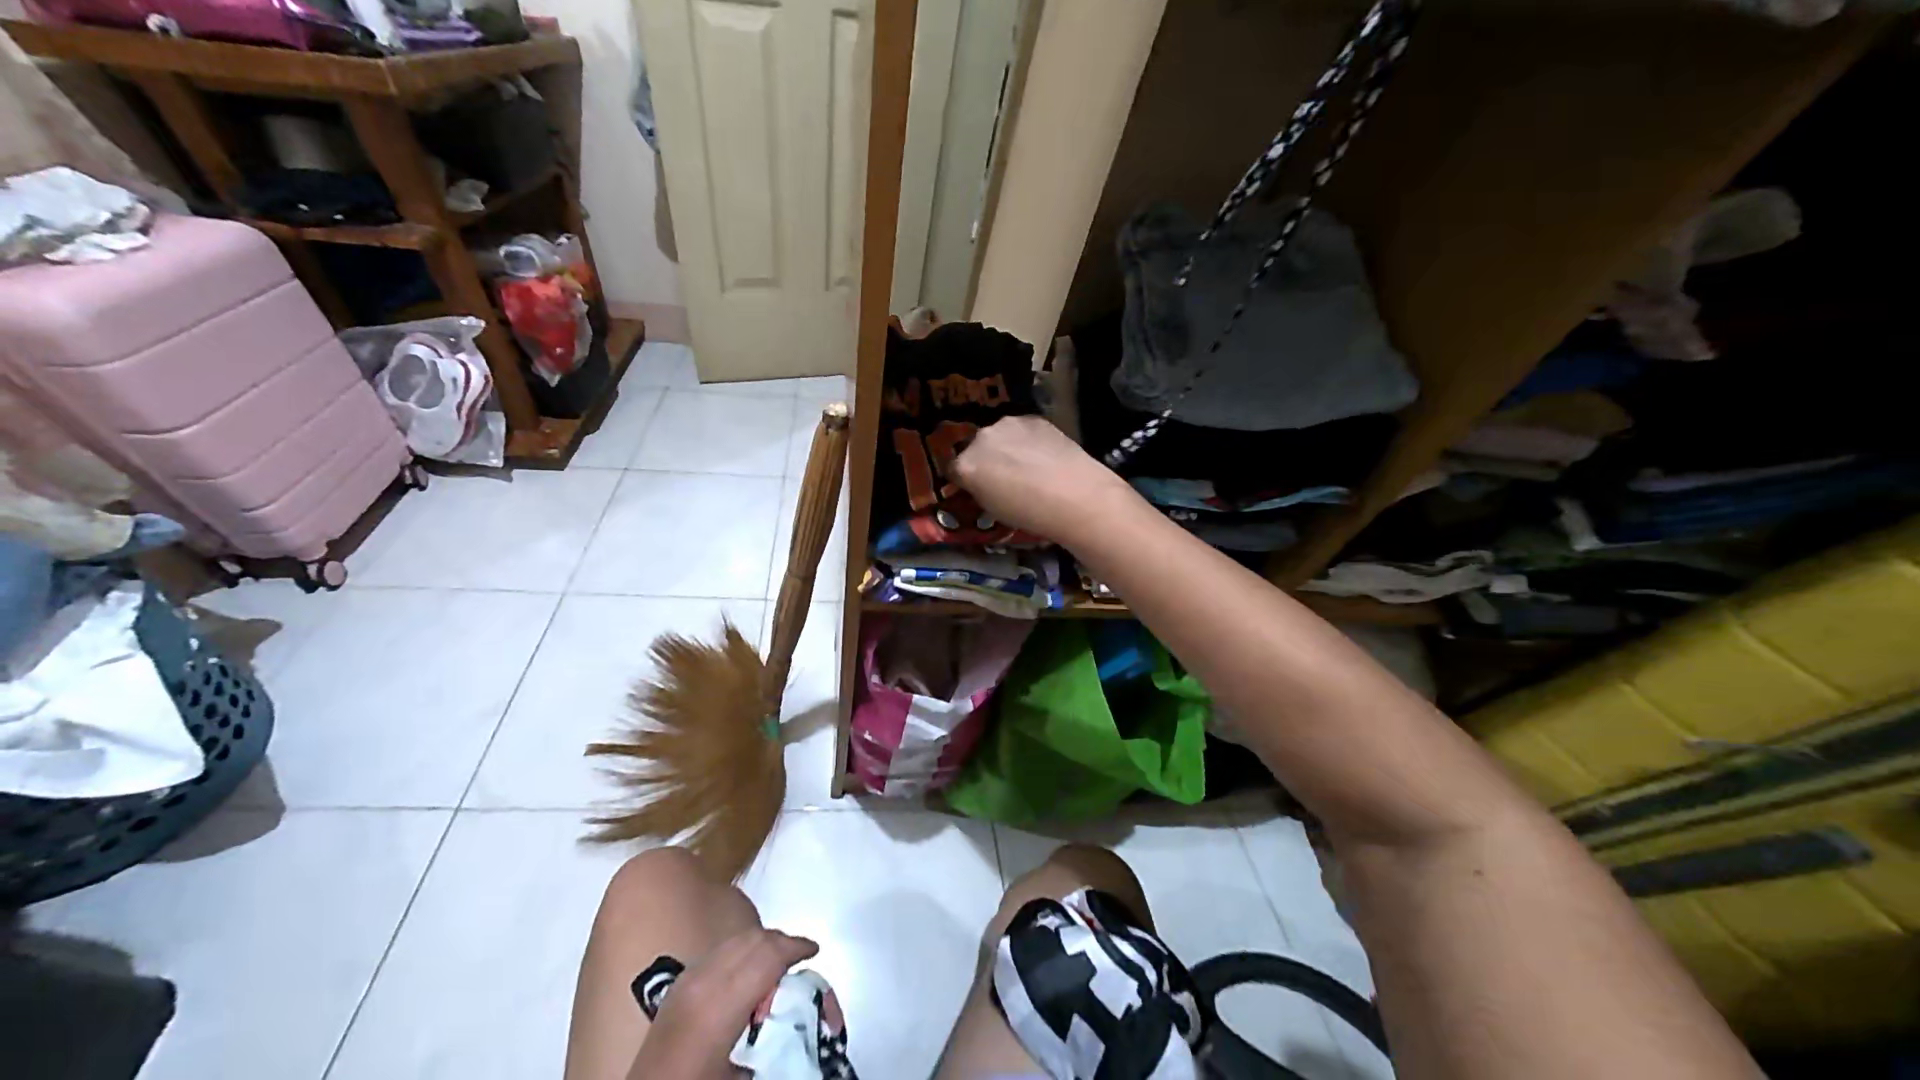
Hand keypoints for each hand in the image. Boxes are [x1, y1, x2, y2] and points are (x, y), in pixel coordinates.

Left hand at [629, 929, 818, 1079]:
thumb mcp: (741, 1078)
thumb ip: (772, 1045)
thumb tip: (796, 1026)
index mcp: (721, 1007)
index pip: (767, 955)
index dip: (795, 947)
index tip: (814, 953)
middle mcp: (703, 982)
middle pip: (752, 941)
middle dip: (781, 942)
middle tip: (800, 960)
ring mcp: (687, 981)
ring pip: (735, 941)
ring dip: (761, 946)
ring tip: (777, 969)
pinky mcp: (677, 987)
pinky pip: (718, 953)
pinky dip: (741, 954)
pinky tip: (747, 980)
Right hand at [950, 415, 1133, 546]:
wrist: (1076, 495)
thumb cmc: (1030, 513)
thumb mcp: (994, 510)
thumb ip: (980, 491)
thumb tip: (982, 484)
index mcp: (966, 465)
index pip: (953, 469)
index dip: (963, 480)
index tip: (975, 487)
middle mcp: (981, 438)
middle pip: (976, 447)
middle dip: (985, 459)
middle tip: (1003, 477)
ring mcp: (1008, 424)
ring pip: (1000, 435)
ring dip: (1006, 446)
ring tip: (1027, 465)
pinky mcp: (1034, 418)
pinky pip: (1022, 429)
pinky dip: (1028, 440)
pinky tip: (1044, 456)